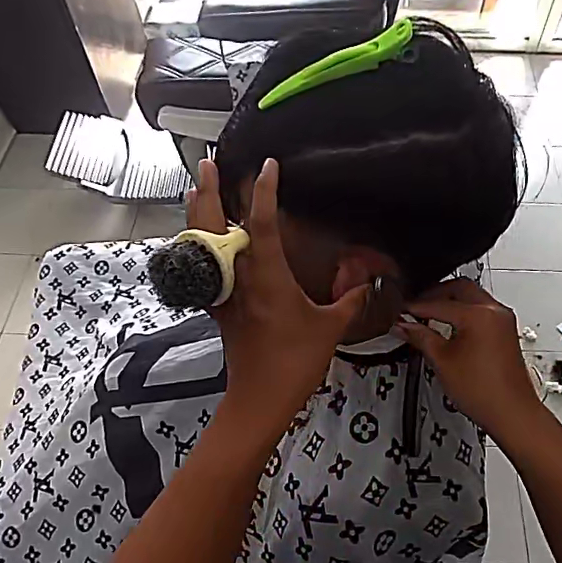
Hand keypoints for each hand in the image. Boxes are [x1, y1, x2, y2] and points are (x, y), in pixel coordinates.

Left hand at [189, 159, 368, 430]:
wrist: (260, 398)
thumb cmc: (295, 363)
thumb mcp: (330, 328)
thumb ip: (350, 299)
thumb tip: (364, 280)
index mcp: (268, 279)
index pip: (262, 224)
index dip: (265, 192)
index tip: (269, 167)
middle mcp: (238, 279)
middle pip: (213, 226)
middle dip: (209, 191)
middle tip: (207, 164)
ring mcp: (222, 293)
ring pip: (199, 244)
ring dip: (197, 213)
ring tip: (197, 189)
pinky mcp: (216, 306)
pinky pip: (202, 265)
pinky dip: (199, 243)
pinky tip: (202, 238)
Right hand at [394, 278, 546, 439]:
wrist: (511, 413)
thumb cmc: (486, 393)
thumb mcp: (442, 361)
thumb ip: (420, 337)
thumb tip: (405, 326)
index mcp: (479, 315)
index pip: (438, 303)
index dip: (415, 307)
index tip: (401, 311)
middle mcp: (495, 312)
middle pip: (459, 288)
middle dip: (434, 294)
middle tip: (415, 305)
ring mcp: (504, 320)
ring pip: (473, 296)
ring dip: (451, 301)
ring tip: (429, 314)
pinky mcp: (507, 331)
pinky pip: (482, 310)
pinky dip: (464, 312)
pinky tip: (449, 325)